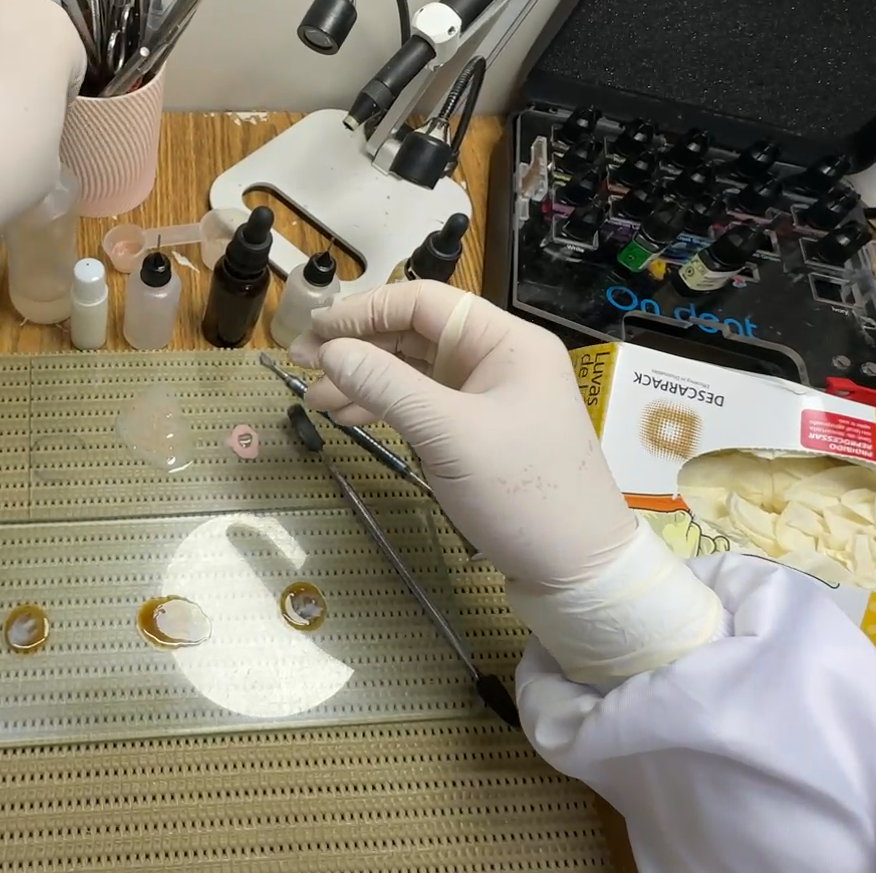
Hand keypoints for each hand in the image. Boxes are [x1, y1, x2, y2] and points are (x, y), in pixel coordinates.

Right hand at [293, 281, 723, 686]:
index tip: (315, 331)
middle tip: (301, 362)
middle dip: (355, 346)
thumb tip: (328, 351)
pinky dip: (378, 405)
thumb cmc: (522, 493)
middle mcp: (493, 358)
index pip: (421, 302)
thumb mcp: (449, 434)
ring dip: (360, 378)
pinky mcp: (470, 428)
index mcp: (504, 341)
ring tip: (313, 397)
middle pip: (411, 333)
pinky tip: (344, 415)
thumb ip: (386, 385)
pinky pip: (415, 402)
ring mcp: (481, 394)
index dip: (363, 311)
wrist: (575, 572)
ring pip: (408, 370)